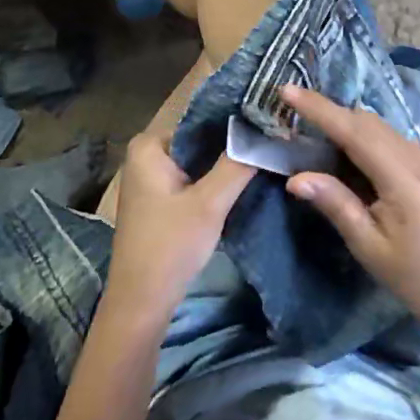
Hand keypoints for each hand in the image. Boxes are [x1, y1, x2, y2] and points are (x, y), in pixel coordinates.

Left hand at [107, 134, 256, 311]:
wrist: (142, 301)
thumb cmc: (170, 246)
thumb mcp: (210, 203)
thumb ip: (238, 164)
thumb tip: (268, 132)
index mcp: (148, 146)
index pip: (201, 118)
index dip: (236, 120)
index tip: (272, 122)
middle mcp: (146, 156)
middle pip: (200, 139)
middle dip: (234, 143)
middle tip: (276, 140)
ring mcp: (152, 179)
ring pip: (199, 161)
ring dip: (228, 163)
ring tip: (268, 156)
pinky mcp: (161, 201)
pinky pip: (194, 179)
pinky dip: (216, 181)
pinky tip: (247, 181)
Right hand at [279, 84, 419, 339]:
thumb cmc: (411, 277)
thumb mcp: (367, 246)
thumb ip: (335, 204)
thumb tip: (296, 178)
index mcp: (408, 183)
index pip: (357, 134)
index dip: (321, 110)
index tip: (289, 90)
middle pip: (370, 123)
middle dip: (330, 113)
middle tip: (293, 109)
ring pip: (381, 127)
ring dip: (347, 124)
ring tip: (312, 127)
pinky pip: (392, 139)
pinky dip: (364, 137)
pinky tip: (345, 150)